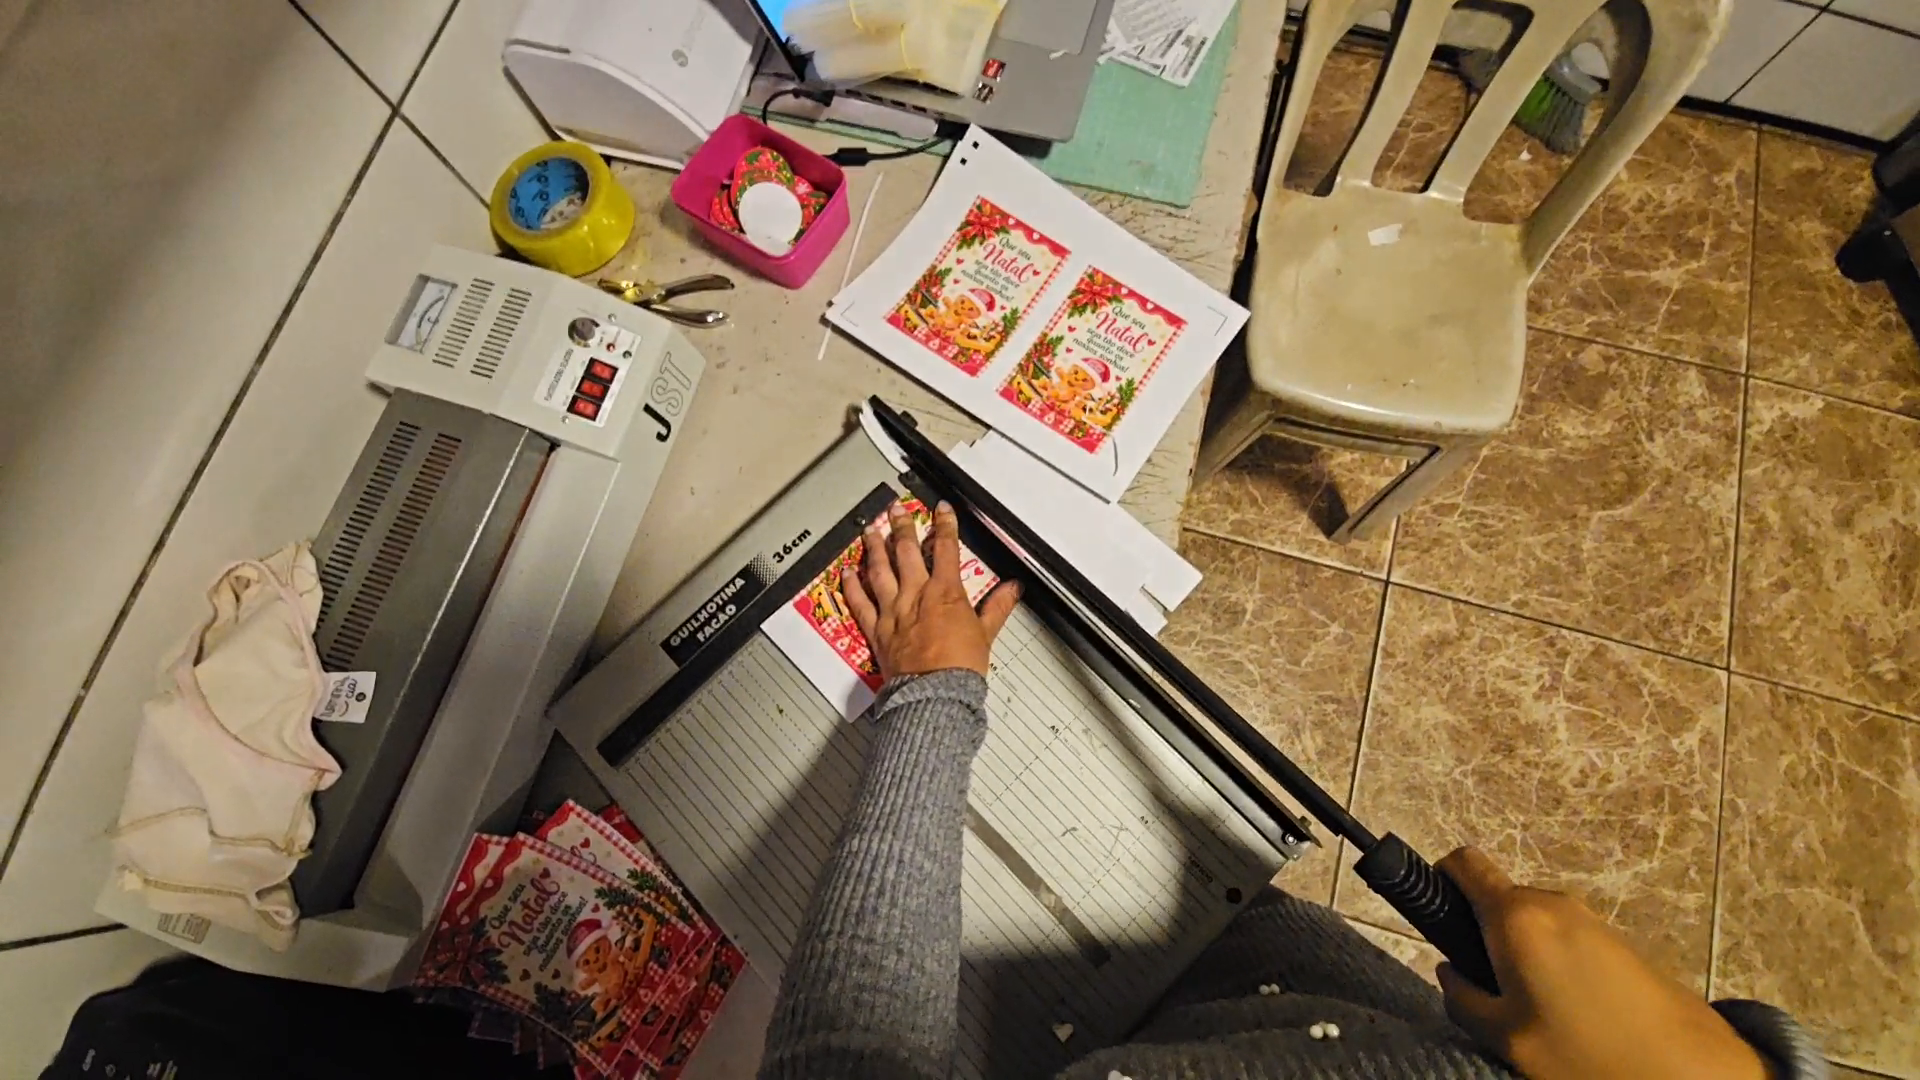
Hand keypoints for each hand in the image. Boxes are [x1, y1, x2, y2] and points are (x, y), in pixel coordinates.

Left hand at [842, 500, 1019, 678]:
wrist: (934, 695)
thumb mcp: (986, 633)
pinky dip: (852, 585)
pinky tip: (847, 572)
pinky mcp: (877, 629)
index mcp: (945, 592)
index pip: (946, 548)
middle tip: (896, 509)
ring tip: (870, 530)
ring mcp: (893, 610)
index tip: (941, 509)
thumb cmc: (960, 667)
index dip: (945, 524)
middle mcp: (916, 595)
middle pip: (906, 551)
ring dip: (874, 547)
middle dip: (902, 526)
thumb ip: (997, 607)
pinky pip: (860, 602)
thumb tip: (1013, 589)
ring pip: (880, 570)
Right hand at [1436, 847, 1769, 1079]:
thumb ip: (1463, 999)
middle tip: (1493, 986)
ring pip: (1533, 922)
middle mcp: (1550, 903)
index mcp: (1515, 915)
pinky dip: (1558, 963)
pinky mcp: (1624, 944)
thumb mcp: (1508, 1039)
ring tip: (1540, 1008)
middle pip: (1497, 899)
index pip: (1461, 861)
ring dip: (1523, 951)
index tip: (1442, 919)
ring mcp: (1592, 921)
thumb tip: (1452, 974)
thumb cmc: (1593, 1055)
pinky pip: (1568, 939)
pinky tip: (1579, 1013)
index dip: (1440, 878)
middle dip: (1484, 932)